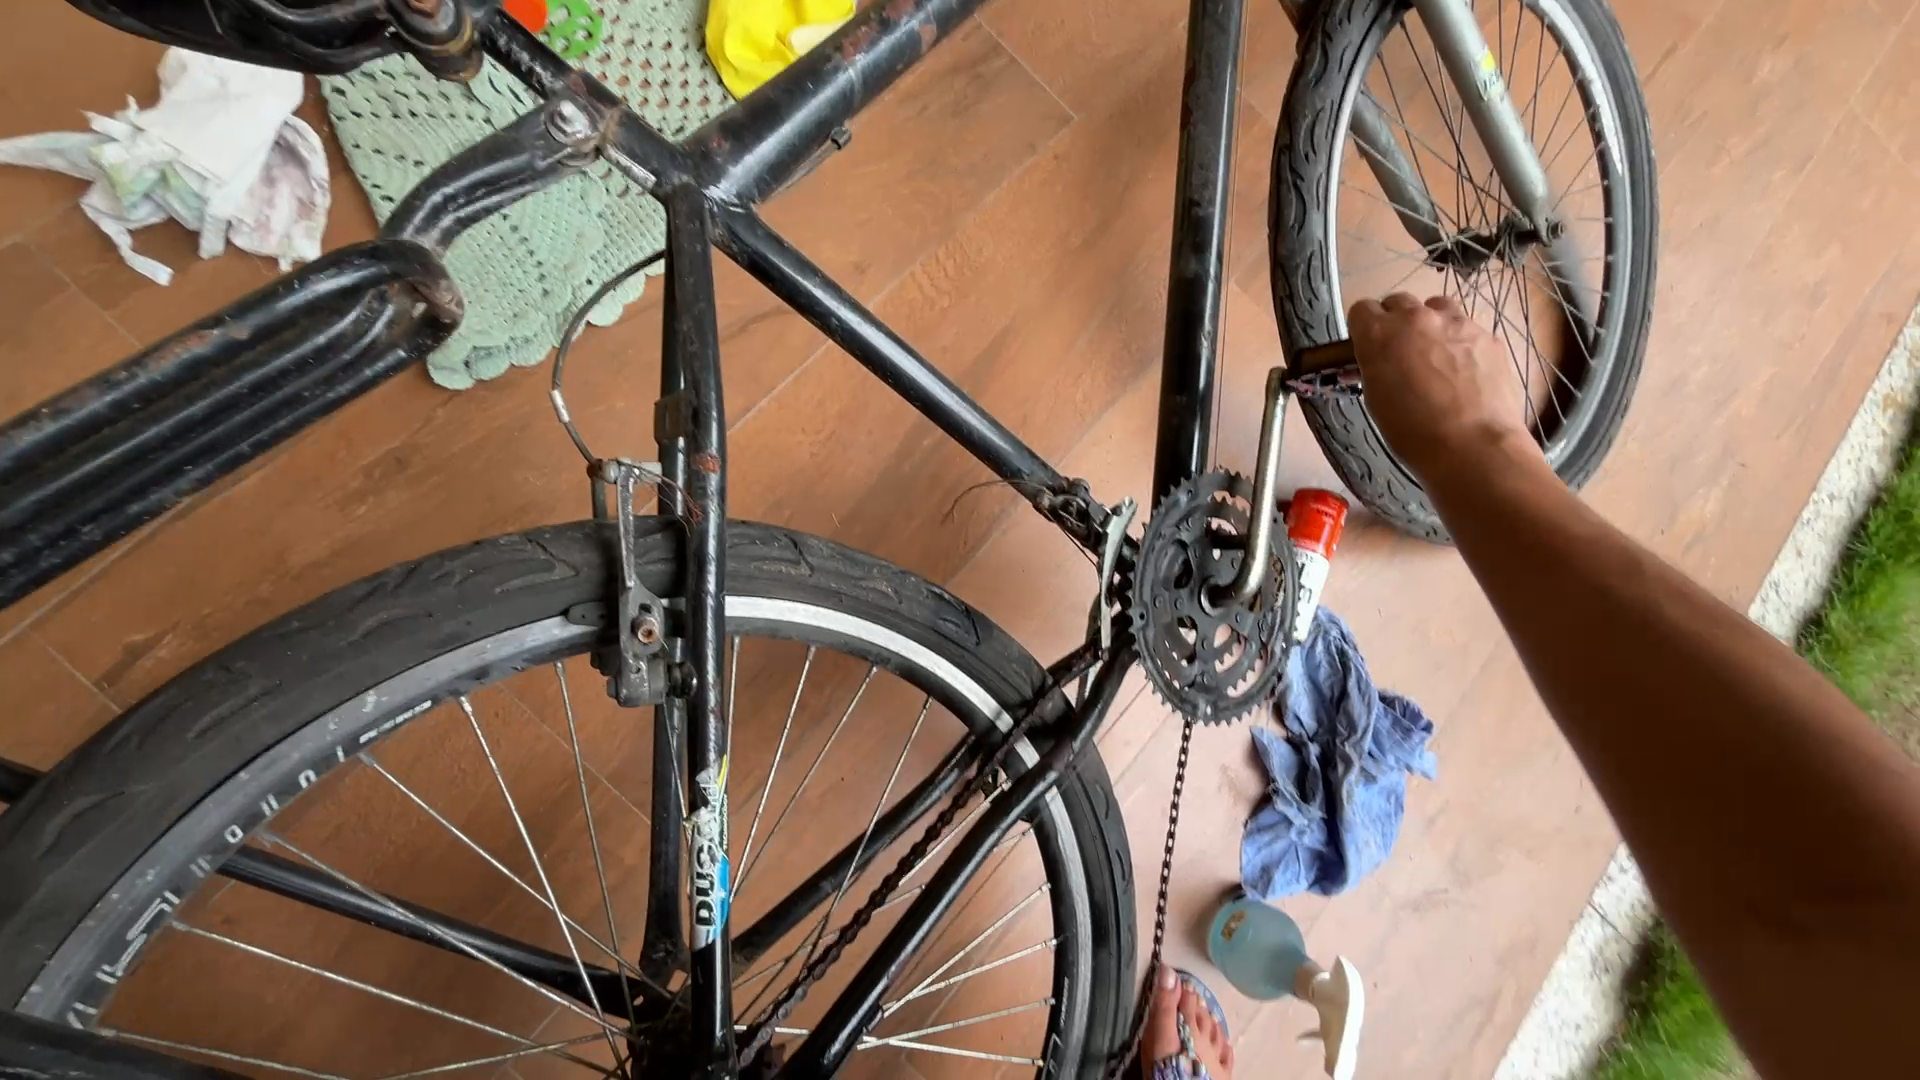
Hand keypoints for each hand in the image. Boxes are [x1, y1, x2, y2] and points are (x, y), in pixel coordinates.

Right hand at [1348, 293, 1539, 483]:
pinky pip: (1465, 327)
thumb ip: (1374, 366)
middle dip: (1394, 321)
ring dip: (1428, 323)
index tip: (1365, 346)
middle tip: (1397, 351)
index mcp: (1380, 334)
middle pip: (1398, 301)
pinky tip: (1462, 370)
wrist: (1471, 444)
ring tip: (1433, 354)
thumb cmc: (1410, 430)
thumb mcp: (1375, 397)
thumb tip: (1378, 359)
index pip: (1361, 309)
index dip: (1362, 327)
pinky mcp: (1487, 335)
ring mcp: (1457, 323)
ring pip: (1436, 306)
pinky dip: (1458, 341)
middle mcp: (1417, 318)